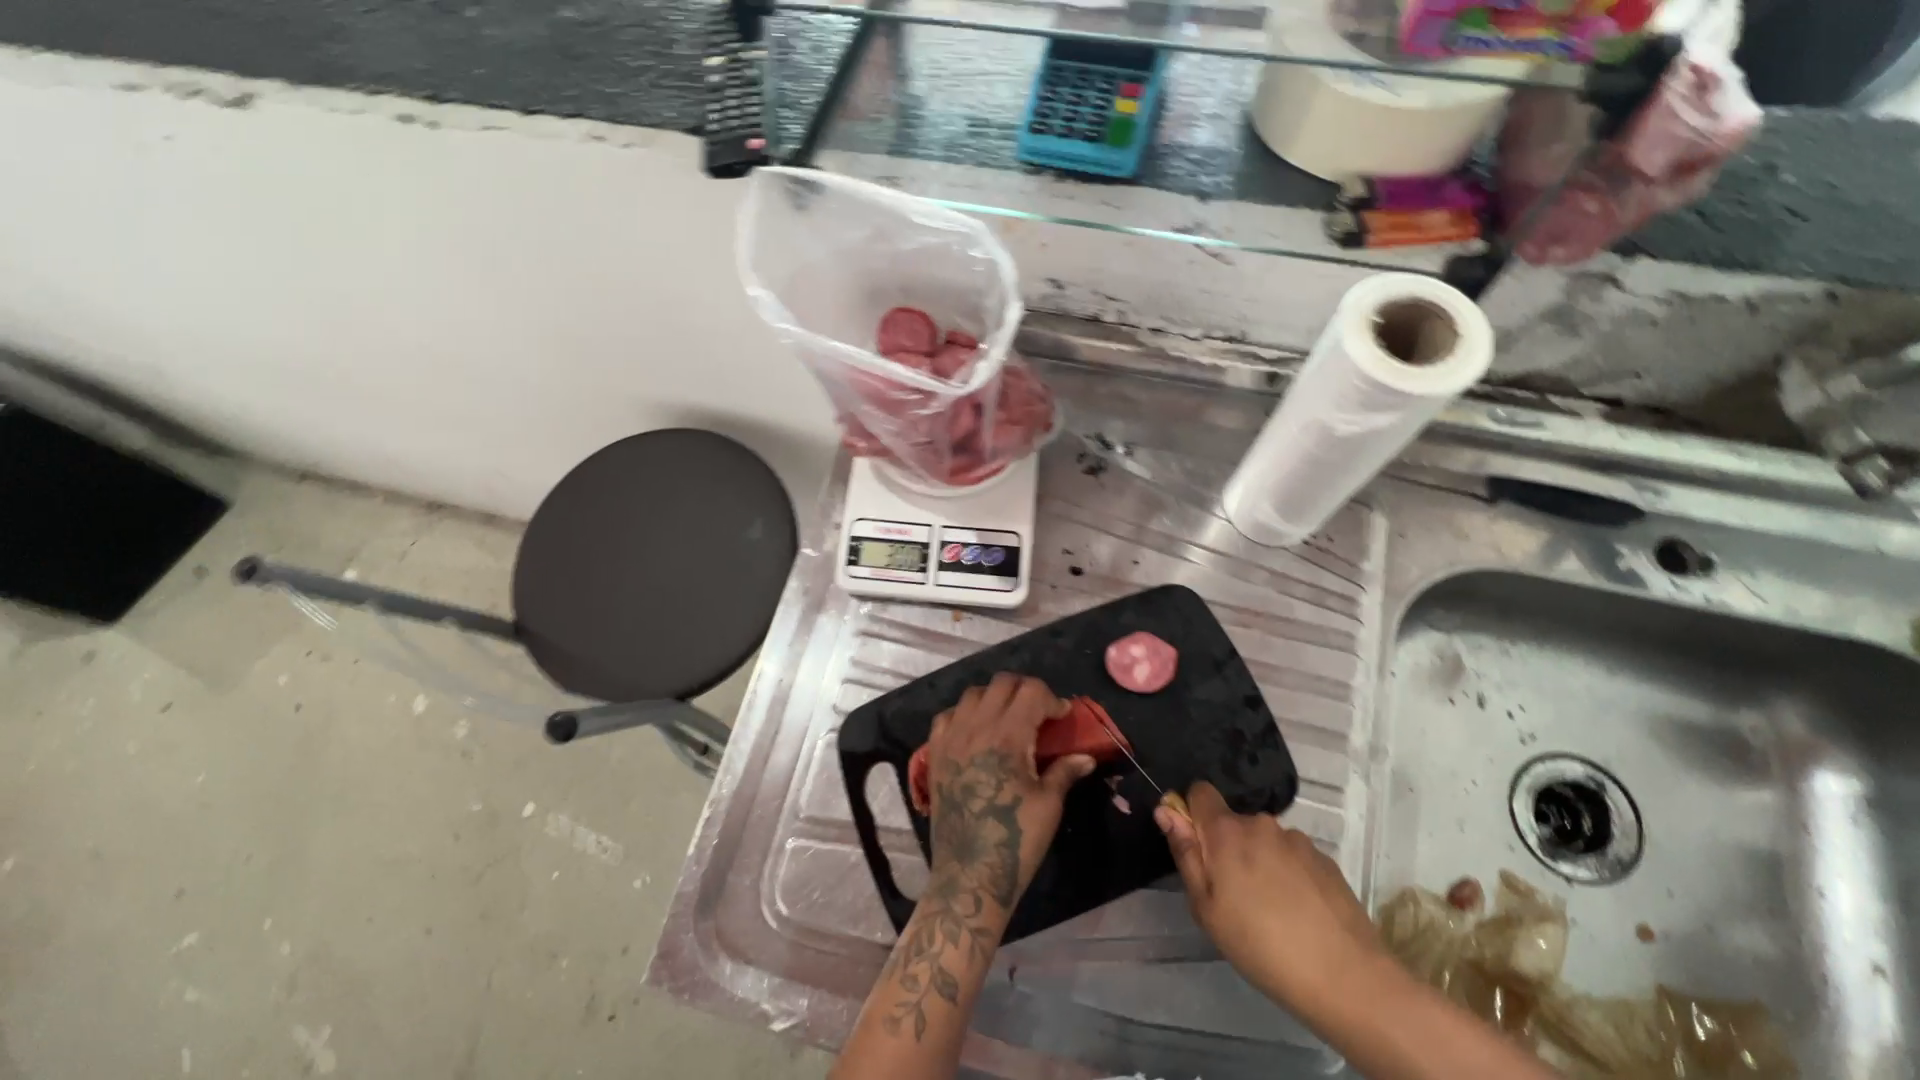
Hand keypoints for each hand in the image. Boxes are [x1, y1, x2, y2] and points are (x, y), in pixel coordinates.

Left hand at [923, 673, 1095, 914]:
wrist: (969, 873)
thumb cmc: (1016, 839)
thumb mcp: (1049, 804)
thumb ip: (1065, 771)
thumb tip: (1086, 757)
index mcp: (1007, 735)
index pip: (1031, 691)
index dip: (1052, 699)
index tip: (1063, 718)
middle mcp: (975, 727)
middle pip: (1001, 684)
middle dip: (1026, 691)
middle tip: (1040, 713)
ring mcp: (950, 739)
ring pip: (972, 695)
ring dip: (995, 698)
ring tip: (1009, 720)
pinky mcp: (934, 754)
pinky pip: (947, 717)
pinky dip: (965, 714)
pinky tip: (977, 732)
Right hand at [1155, 783, 1384, 1017]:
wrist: (1344, 975)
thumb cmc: (1259, 945)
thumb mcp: (1206, 908)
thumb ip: (1185, 854)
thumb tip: (1166, 810)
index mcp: (1227, 832)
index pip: (1200, 792)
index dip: (1192, 814)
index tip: (1197, 850)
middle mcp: (1263, 824)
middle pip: (1233, 822)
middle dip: (1227, 848)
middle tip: (1233, 897)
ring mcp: (1299, 841)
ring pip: (1264, 841)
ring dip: (1259, 862)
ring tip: (1270, 910)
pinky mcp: (1326, 860)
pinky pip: (1292, 857)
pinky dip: (1287, 875)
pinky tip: (1298, 913)